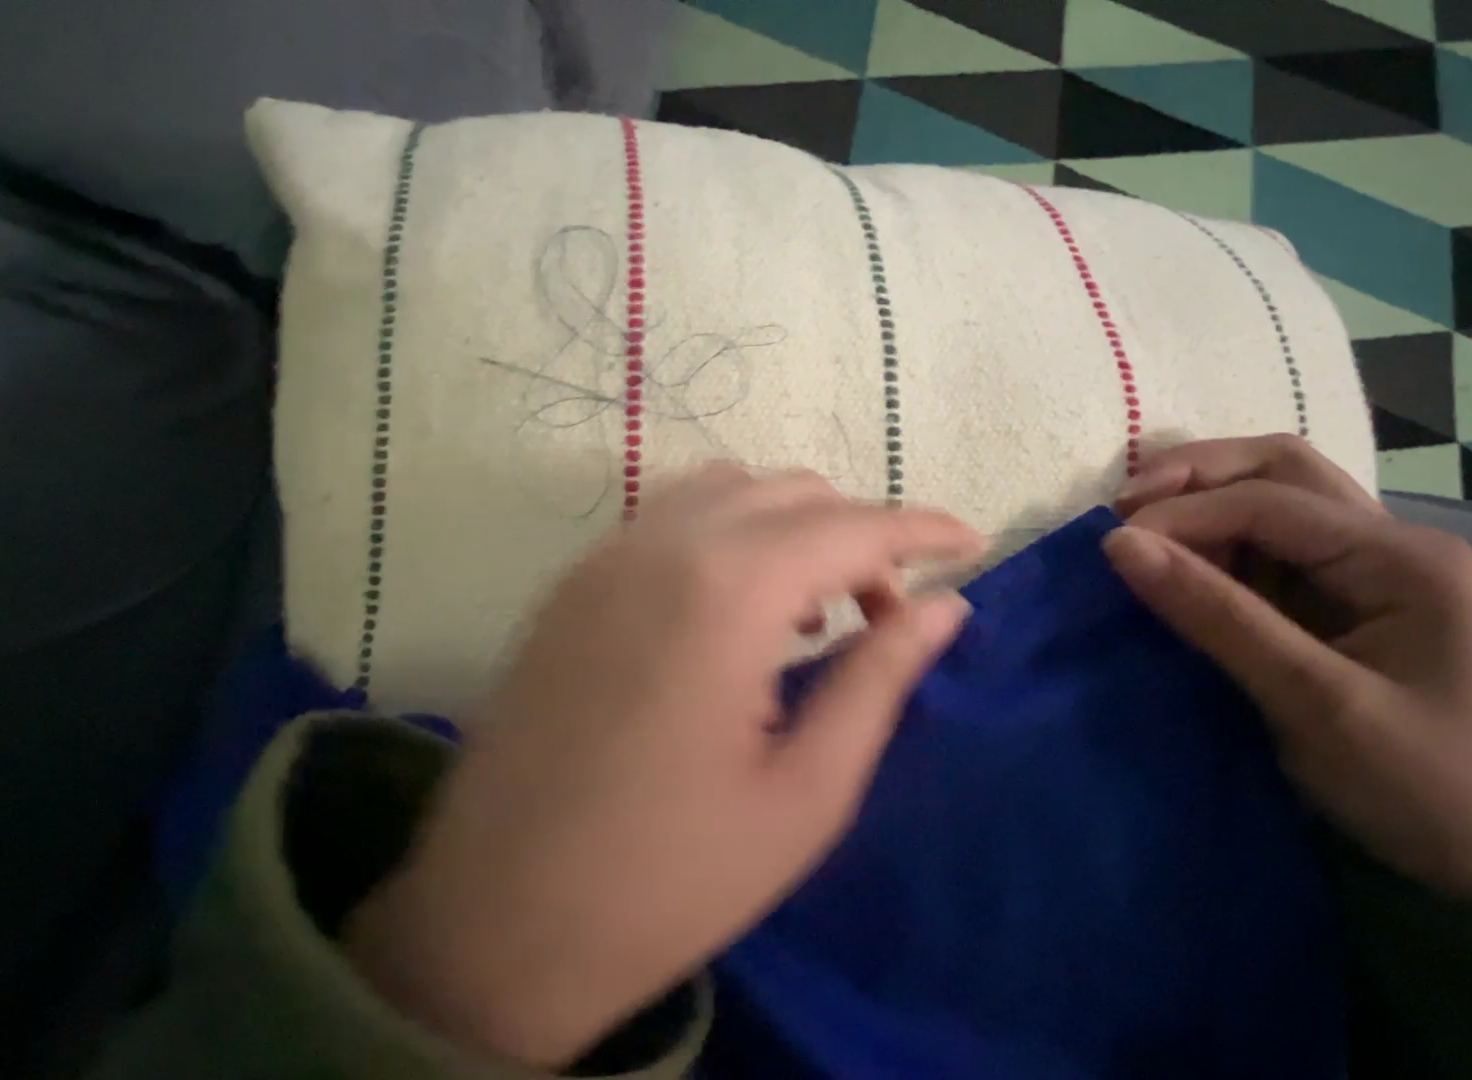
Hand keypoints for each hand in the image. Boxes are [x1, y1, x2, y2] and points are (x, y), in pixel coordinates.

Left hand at [345, 464, 984, 1067]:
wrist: (499, 922)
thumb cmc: (672, 876)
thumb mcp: (807, 791)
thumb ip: (880, 679)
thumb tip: (944, 609)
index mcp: (726, 592)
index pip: (850, 526)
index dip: (920, 531)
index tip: (971, 545)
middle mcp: (660, 545)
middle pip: (789, 493)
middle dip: (855, 534)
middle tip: (884, 612)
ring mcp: (603, 558)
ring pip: (724, 491)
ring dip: (787, 527)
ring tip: (810, 610)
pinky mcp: (570, 585)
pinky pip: (667, 519)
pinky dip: (725, 535)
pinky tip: (733, 611)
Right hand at [1104, 435, 1471, 898]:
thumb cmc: (1419, 786)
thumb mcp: (1312, 701)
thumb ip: (1215, 615)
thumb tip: (1118, 544)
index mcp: (1403, 557)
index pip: (1270, 501)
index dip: (1182, 513)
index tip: (1109, 546)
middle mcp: (1389, 545)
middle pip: (1281, 470)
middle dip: (1195, 477)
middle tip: (1121, 508)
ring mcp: (1366, 573)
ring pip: (1274, 500)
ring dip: (1203, 502)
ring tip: (1137, 529)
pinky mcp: (1339, 605)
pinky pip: (1267, 551)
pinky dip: (1214, 546)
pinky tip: (1176, 565)